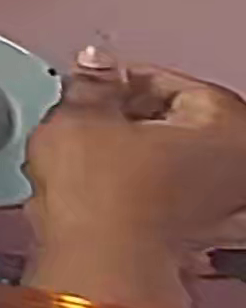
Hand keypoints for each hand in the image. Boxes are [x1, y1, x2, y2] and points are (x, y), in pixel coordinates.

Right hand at [26, 49, 245, 255]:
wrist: (99, 243)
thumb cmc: (98, 183)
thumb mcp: (77, 116)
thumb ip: (92, 85)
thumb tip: (99, 64)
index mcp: (230, 128)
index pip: (183, 84)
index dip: (130, 78)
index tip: (95, 81)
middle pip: (192, 120)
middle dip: (140, 112)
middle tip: (90, 111)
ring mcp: (233, 200)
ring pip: (187, 154)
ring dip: (146, 146)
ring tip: (96, 146)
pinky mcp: (209, 224)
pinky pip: (183, 187)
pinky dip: (153, 178)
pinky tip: (117, 178)